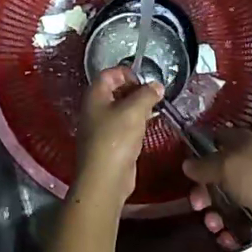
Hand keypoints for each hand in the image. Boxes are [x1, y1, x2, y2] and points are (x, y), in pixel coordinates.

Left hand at [72, 66, 162, 206]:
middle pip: (114, 90)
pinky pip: (122, 126)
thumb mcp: (134, 110)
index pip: (109, 74)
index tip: (146, 80)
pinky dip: (135, 122)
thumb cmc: (116, 138)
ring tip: (155, 109)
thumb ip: (147, 94)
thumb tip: (156, 85)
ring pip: (120, 109)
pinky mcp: (109, 143)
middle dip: (134, 90)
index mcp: (95, 95)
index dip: (127, 72)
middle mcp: (94, 108)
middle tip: (154, 95)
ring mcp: (100, 127)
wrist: (105, 178)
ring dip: (137, 107)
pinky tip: (147, 126)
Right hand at [183, 130, 251, 249]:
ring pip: (227, 203)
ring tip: (214, 226)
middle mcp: (249, 164)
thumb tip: (186, 164)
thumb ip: (203, 166)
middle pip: (218, 177)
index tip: (188, 170)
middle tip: (198, 205)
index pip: (216, 141)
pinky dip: (231, 232)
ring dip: (216, 216)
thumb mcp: (225, 166)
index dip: (200, 153)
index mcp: (241, 143)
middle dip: (204, 193)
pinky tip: (226, 239)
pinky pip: (241, 223)